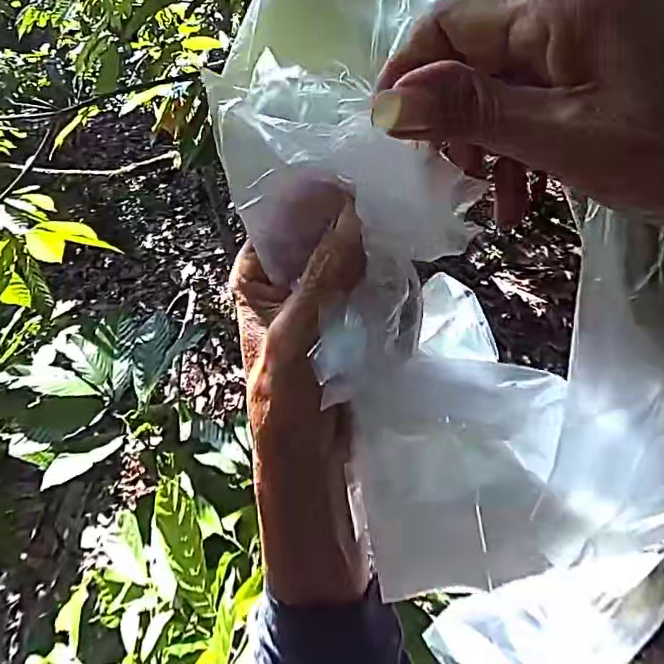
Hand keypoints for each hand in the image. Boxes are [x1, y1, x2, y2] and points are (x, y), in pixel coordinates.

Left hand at [230, 196, 369, 603]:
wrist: (315, 486)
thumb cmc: (283, 418)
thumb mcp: (291, 344)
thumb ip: (321, 280)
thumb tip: (354, 217)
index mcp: (257, 278)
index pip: (283, 216)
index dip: (316, 193)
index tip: (358, 177)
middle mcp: (291, 283)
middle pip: (326, 232)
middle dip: (357, 224)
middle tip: (392, 213)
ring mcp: (328, 304)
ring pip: (358, 258)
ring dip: (380, 256)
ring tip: (402, 256)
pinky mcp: (358, 325)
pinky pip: (380, 290)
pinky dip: (395, 288)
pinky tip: (406, 297)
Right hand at [373, 0, 663, 298]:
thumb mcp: (571, 142)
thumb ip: (475, 115)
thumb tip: (388, 103)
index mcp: (560, 6)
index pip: (448, 24)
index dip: (407, 76)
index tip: (388, 139)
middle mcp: (580, 0)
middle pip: (480, 47)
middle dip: (454, 113)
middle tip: (458, 182)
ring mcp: (612, 28)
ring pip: (518, 75)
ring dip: (495, 133)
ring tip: (502, 200)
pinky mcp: (635, 60)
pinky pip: (558, 88)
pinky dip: (536, 133)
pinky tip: (540, 186)